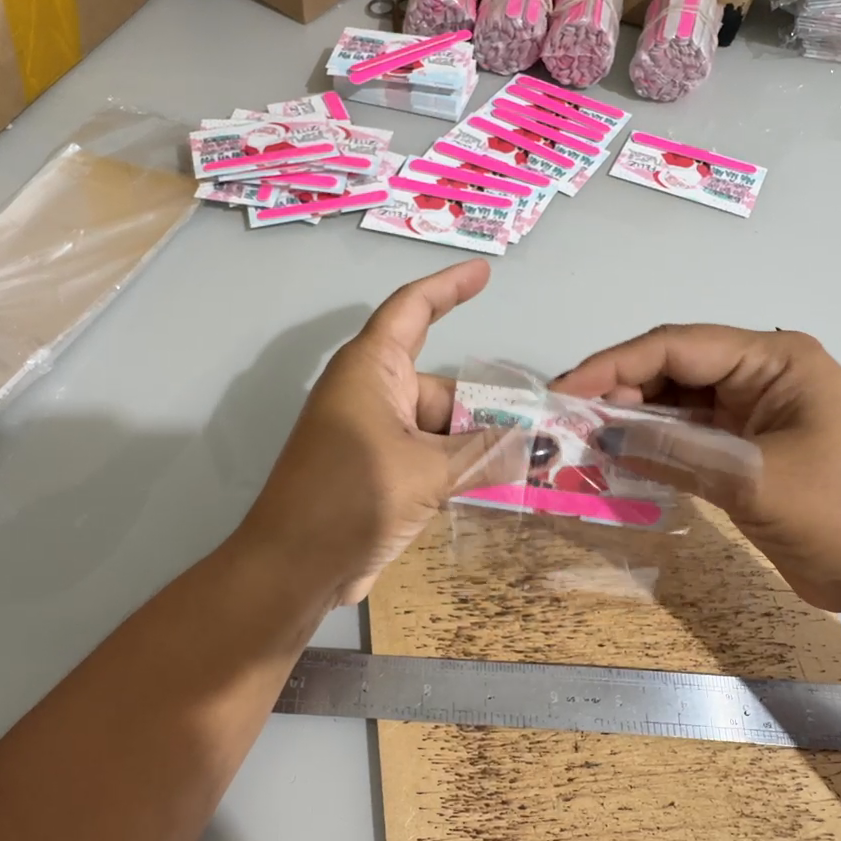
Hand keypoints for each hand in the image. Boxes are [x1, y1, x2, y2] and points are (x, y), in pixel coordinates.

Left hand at [236, 259, 518, 606]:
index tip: (484, 273)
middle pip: (441, 386)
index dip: (449, 288)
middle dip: (487, 407)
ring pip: (438, 428)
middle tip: (546, 431)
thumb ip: (484, 454)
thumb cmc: (352, 498)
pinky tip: (499, 484)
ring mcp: (372, 437)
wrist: (294, 567)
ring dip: (477, 444)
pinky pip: (427, 457)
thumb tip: (536, 447)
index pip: (413, 310)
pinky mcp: (376, 475)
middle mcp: (371, 394)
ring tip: (534, 462)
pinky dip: (458, 467)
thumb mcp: (427, 472)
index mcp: (371, 369)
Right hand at [553, 325, 840, 611]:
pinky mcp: (748, 454)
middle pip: (673, 371)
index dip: (614, 365)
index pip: (678, 347)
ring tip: (583, 444)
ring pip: (676, 407)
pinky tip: (619, 464)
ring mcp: (755, 417)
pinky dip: (654, 450)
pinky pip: (688, 440)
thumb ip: (675, 449)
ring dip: (632, 423)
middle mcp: (762, 378)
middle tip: (567, 425)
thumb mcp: (754, 479)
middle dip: (619, 393)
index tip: (562, 392)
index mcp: (776, 361)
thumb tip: (601, 432)